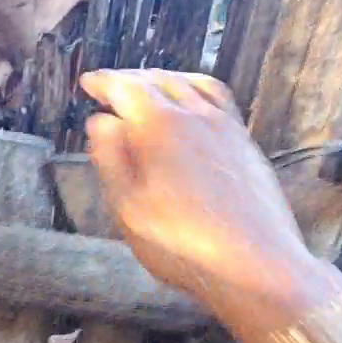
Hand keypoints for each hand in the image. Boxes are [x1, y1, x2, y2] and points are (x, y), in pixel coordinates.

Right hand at [81, 69, 318, 317]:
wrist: (253, 264)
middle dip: (130, 79)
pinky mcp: (245, 143)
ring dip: (164, 79)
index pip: (127, 89)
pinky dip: (193, 91)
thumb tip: (100, 122)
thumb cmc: (182, 244)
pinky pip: (216, 100)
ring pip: (191, 84)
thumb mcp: (128, 208)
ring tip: (148, 88)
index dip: (103, 83)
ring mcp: (226, 127)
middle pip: (159, 80)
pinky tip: (190, 110)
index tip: (88, 83)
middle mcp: (196, 116)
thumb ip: (111, 159)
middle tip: (110, 87)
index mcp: (160, 127)